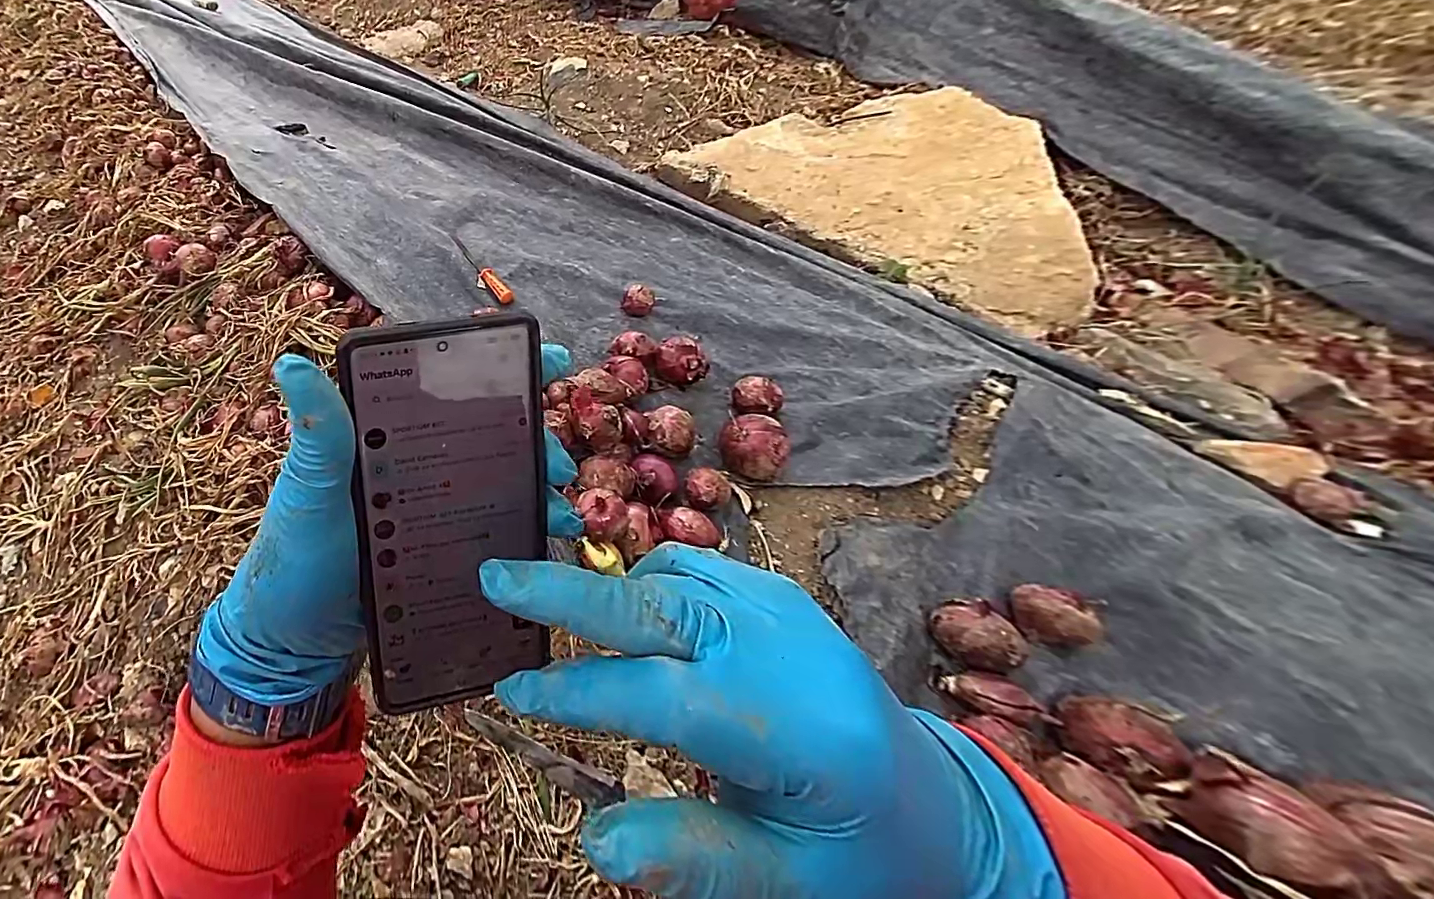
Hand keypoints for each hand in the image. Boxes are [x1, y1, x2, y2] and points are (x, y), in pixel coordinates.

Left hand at [194, 345, 584, 708]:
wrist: (296, 642)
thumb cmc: (295, 558)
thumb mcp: (310, 492)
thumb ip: (318, 433)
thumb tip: (290, 365)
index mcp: (386, 431)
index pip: (448, 385)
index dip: (501, 367)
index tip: (551, 361)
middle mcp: (416, 456)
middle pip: (489, 429)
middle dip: (534, 438)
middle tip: (556, 466)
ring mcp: (433, 500)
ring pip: (498, 476)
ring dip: (534, 484)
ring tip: (557, 511)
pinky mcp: (443, 541)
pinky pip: (492, 522)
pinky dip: (521, 523)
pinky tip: (542, 536)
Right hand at [479, 546, 1060, 898]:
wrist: (937, 801)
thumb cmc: (864, 857)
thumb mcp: (788, 887)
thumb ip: (691, 855)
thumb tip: (594, 842)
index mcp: (796, 727)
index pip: (658, 698)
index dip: (575, 695)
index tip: (507, 695)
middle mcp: (787, 643)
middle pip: (658, 602)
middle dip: (568, 591)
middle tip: (495, 580)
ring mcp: (785, 605)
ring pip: (673, 574)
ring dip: (609, 589)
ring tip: (554, 613)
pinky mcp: (779, 592)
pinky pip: (697, 567)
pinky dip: (648, 582)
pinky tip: (631, 613)